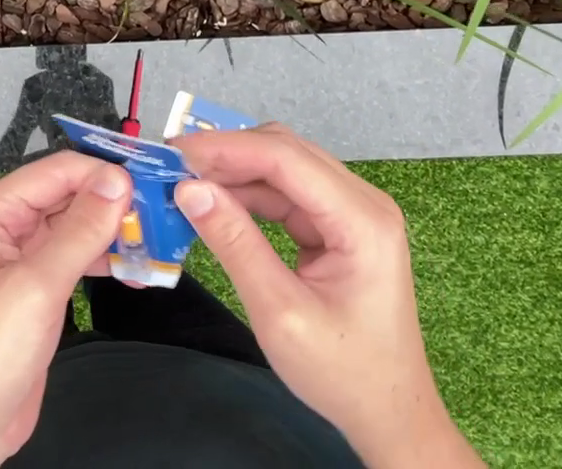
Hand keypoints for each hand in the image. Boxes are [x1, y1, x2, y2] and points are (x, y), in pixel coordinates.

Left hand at [0, 152, 129, 468]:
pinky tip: (137, 268)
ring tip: (155, 241)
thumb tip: (115, 182)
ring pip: (76, 225)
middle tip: (160, 213)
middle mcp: (6, 225)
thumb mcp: (37, 285)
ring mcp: (23, 255)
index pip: (56, 171)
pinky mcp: (39, 285)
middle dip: (112, 201)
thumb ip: (79, 230)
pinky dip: (106, 259)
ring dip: (113, 231)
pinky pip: (77, 256)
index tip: (147, 184)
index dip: (101, 174)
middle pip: (68, 194)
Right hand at [172, 126, 481, 468]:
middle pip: (284, 151)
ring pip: (282, 166)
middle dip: (226, 153)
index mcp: (362, 220)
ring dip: (233, 171)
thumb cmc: (343, 373)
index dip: (226, 148)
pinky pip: (285, 190)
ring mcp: (352, 211)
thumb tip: (188, 189)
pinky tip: (215, 204)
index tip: (174, 152)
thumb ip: (234, 243)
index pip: (285, 157)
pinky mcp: (336, 224)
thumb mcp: (278, 312)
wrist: (388, 414)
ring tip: (186, 184)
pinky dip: (246, 193)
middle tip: (173, 166)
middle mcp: (363, 202)